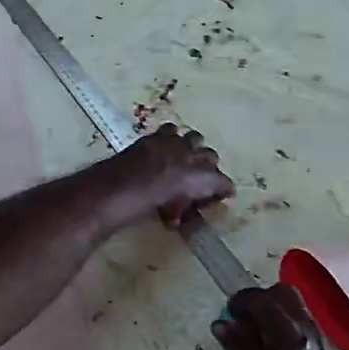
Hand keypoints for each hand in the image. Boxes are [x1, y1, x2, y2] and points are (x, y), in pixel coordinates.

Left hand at [107, 124, 233, 227]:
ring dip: (192, 148)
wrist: (123, 185)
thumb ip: (182, 212)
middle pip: (212, 158)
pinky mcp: (157, 135)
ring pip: (196, 139)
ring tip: (182, 159)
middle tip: (196, 179)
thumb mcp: (172, 215)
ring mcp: (177, 143)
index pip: (225, 184)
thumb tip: (176, 218)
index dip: (220, 191)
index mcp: (206, 179)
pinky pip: (171, 131)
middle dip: (206, 168)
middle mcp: (197, 157)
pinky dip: (170, 138)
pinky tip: (163, 148)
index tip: (215, 197)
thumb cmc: (152, 206)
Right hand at [212, 285, 340, 349]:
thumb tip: (222, 324)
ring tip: (264, 339)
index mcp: (288, 334)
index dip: (241, 301)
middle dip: (263, 299)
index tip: (230, 313)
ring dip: (278, 314)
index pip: (261, 299)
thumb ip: (240, 347)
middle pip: (285, 294)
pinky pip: (310, 329)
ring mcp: (326, 343)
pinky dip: (293, 330)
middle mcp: (309, 331)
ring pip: (299, 310)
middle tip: (247, 321)